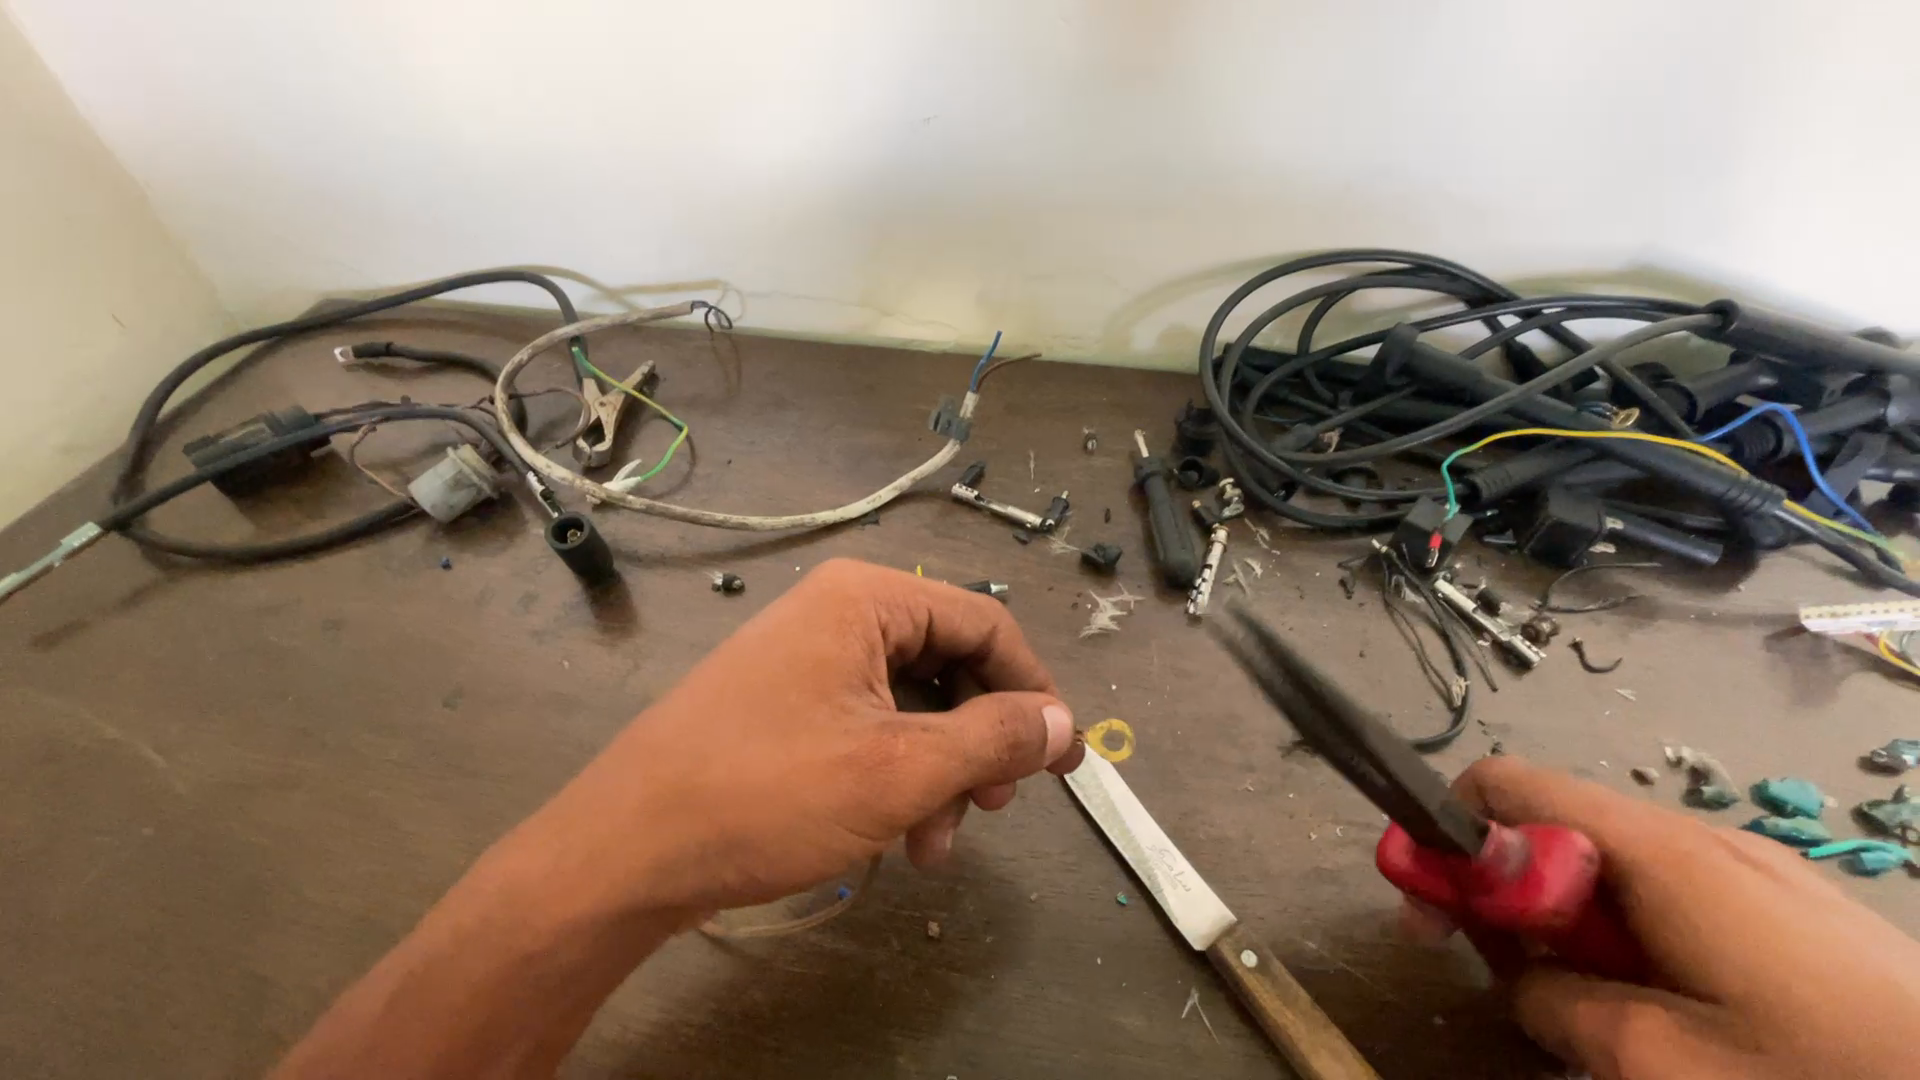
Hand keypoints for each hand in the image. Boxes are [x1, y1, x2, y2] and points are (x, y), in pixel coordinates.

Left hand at [491, 558, 1082, 922]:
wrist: (625, 852)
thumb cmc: (769, 794)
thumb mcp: (900, 770)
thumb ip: (993, 739)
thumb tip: (1063, 722)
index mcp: (867, 599)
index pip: (984, 623)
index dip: (1034, 688)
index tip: (1065, 755)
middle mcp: (840, 613)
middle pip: (949, 664)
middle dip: (980, 741)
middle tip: (996, 807)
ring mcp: (810, 659)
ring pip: (911, 706)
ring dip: (939, 774)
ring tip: (935, 845)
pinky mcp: (789, 704)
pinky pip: (870, 727)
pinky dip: (897, 778)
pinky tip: (897, 838)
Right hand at [1444, 756, 1919, 1078]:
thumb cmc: (1827, 1078)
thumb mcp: (1662, 1063)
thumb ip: (1554, 1001)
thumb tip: (1516, 977)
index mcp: (1656, 851)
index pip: (1506, 784)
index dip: (1446, 829)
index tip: (1431, 906)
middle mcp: (1695, 838)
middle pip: (1551, 826)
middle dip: (1504, 889)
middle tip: (1498, 969)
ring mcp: (1752, 869)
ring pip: (1609, 865)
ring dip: (1567, 921)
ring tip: (1591, 1001)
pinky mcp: (1791, 906)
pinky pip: (1669, 893)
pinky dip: (1628, 933)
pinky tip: (1669, 1004)